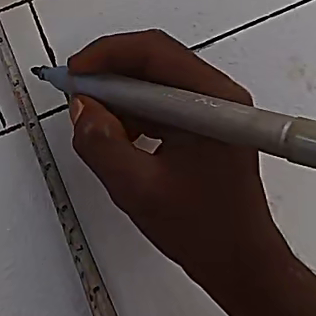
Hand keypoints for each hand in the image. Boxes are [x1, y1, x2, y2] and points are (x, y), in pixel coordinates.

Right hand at [66, 31, 291, 297]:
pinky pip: (155, 101)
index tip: (76, 73)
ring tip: (93, 121)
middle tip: (76, 91)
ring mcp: (208, 109)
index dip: (107, 56)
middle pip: (151, 59)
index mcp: (211, 103)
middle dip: (108, 74)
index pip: (153, 53)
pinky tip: (114, 136)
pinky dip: (128, 112)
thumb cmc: (207, 231)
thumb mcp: (138, 189)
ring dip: (117, 96)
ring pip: (151, 80)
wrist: (239, 262)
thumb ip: (102, 146)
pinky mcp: (198, 123)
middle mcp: (215, 97)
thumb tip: (82, 109)